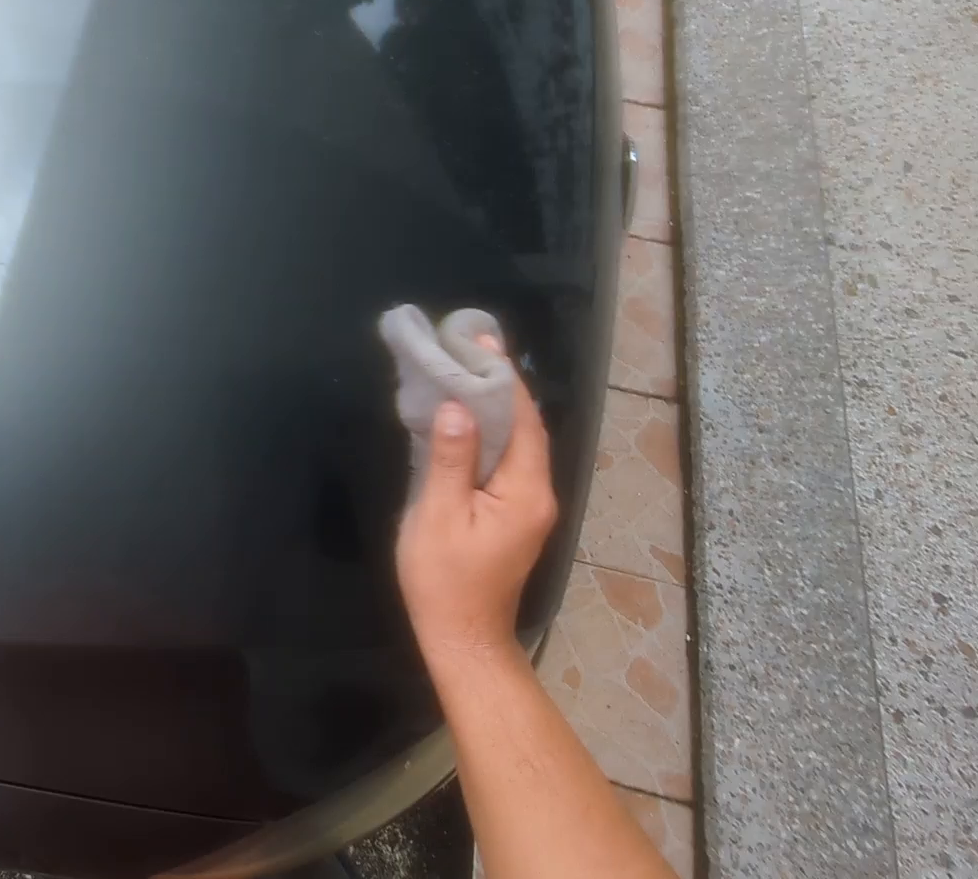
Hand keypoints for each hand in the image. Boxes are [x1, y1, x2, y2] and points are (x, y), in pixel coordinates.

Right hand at [396, 339, 558, 662]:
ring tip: (462, 371)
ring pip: (515, 443)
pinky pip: (504, 460)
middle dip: (498, 385)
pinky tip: (463, 419)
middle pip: (524, 427)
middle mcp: (537, 493)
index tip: (480, 341)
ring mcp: (527, 505)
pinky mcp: (512, 514)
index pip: (523, 421)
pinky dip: (487, 432)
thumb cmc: (444, 578)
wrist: (461, 635)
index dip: (503, 379)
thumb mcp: (440, 515)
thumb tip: (456, 407)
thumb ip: (451, 460)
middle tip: (466, 347)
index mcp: (526, 491)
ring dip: (492, 407)